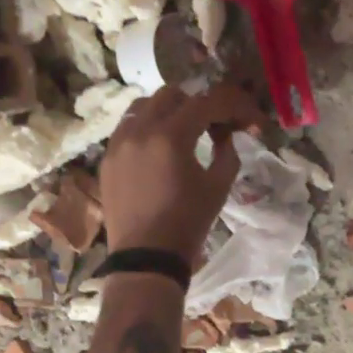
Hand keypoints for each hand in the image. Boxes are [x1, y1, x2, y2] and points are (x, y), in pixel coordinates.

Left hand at [98, 82, 264, 260]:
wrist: (146, 257)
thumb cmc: (188, 224)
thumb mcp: (218, 189)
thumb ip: (227, 153)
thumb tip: (224, 136)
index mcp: (171, 137)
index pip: (206, 102)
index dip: (231, 105)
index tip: (244, 118)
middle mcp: (140, 130)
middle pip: (172, 95)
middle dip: (198, 104)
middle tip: (213, 126)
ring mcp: (118, 142)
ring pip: (144, 106)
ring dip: (168, 111)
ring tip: (182, 133)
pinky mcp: (107, 158)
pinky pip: (127, 128)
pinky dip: (146, 128)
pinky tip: (157, 150)